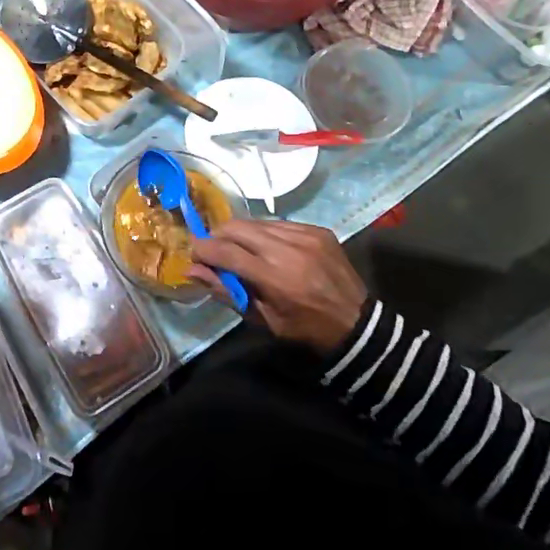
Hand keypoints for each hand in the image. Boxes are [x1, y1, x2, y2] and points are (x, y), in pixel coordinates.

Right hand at [191, 219, 369, 354]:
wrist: (356, 324)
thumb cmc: (303, 328)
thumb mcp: (260, 318)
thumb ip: (226, 291)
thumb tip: (193, 270)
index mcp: (274, 277)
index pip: (224, 251)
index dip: (202, 250)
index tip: (194, 257)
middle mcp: (288, 249)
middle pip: (236, 227)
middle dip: (217, 237)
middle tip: (215, 252)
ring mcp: (305, 235)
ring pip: (255, 222)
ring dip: (241, 234)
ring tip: (242, 251)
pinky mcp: (317, 230)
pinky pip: (278, 223)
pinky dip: (266, 234)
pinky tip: (270, 249)